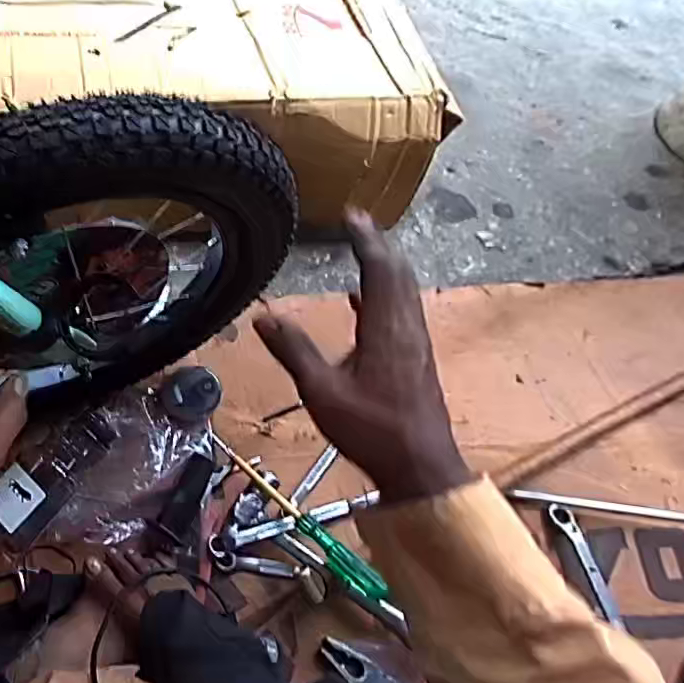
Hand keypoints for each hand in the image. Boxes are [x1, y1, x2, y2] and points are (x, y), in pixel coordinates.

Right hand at [253, 208, 471, 502]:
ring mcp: (414, 344)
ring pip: (403, 291)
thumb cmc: (370, 430)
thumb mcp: (321, 391)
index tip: (351, 215)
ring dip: (384, 264)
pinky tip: (365, 296)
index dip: (366, 240)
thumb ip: (294, 351)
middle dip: (378, 244)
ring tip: (364, 247)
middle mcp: (406, 329)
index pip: (380, 272)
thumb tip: (263, 316)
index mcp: (386, 331)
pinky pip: (400, 309)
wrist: (420, 467)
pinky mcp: (414, 358)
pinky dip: (384, 290)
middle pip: (398, 275)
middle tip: (357, 221)